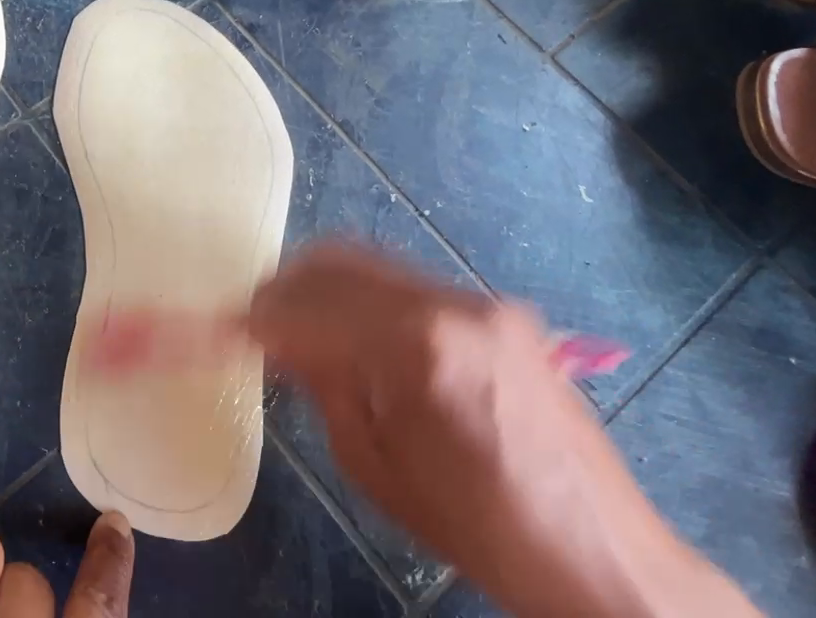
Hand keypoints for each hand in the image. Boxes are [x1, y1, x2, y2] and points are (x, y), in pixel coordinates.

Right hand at [246, 241, 759, 617]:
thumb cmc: (471, 520)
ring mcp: (479, 299)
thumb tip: (275, 339)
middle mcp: (450, 302)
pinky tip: (349, 330)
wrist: (595, 551)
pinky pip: (403, 282)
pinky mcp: (496, 309)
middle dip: (280, 290)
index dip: (252, 318)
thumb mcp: (368, 458)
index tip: (219, 327)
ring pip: (366, 263)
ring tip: (293, 324)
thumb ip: (320, 380)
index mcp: (415, 344)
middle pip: (332, 263)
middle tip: (251, 321)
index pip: (303, 307)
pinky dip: (360, 295)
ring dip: (318, 287)